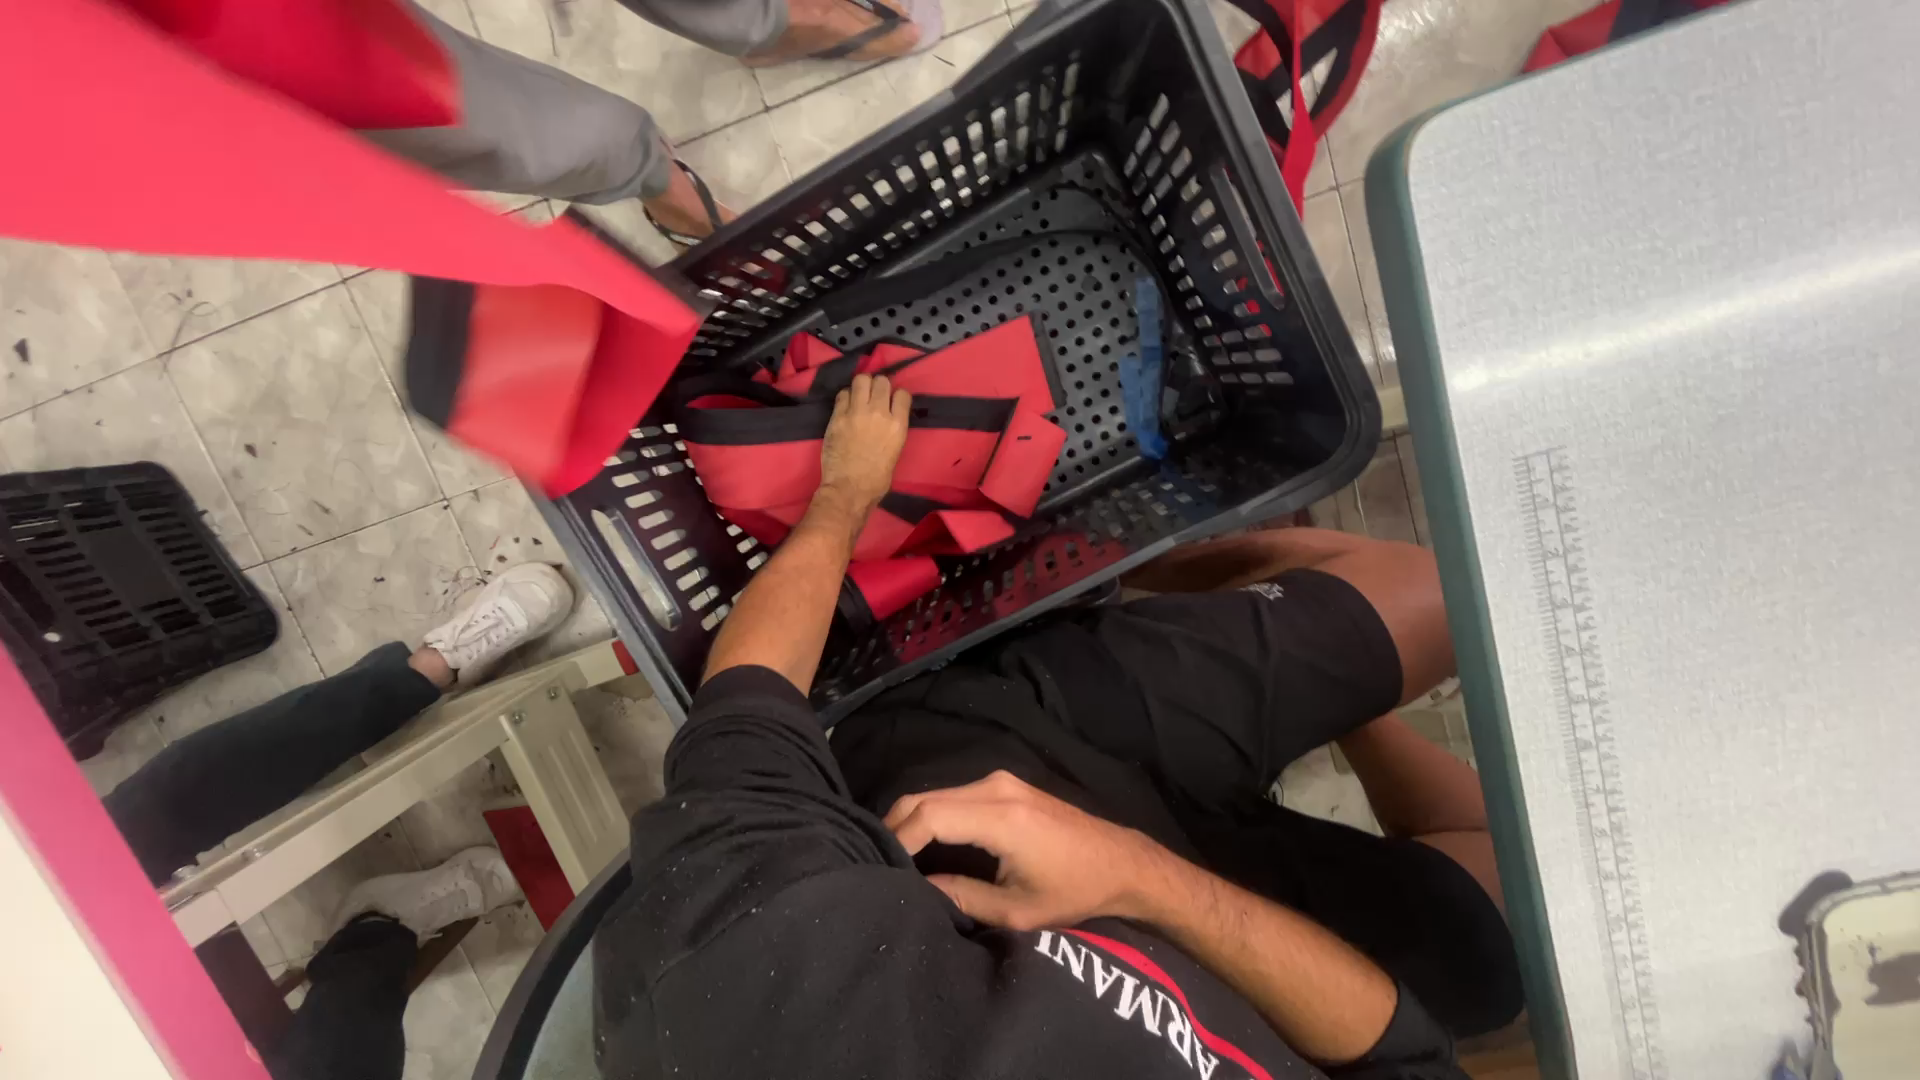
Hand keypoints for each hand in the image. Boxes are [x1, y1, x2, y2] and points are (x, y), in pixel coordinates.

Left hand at [818, 373, 910, 516]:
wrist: (849, 489)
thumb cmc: (877, 479)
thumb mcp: (895, 451)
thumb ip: (892, 430)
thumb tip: (887, 419)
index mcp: (898, 425)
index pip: (903, 394)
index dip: (896, 396)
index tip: (891, 403)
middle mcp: (879, 413)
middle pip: (882, 381)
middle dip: (878, 386)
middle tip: (872, 397)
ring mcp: (856, 412)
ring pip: (861, 380)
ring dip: (861, 386)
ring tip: (858, 397)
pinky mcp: (837, 416)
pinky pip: (842, 394)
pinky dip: (845, 397)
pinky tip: (845, 407)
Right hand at [885, 770, 1168, 930]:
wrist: (1120, 862)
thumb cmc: (1073, 891)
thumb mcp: (1016, 909)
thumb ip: (962, 897)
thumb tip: (915, 889)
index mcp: (1001, 817)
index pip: (930, 815)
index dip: (899, 839)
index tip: (882, 868)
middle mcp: (996, 787)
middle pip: (926, 797)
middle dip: (897, 827)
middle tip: (879, 863)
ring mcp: (1001, 780)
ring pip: (938, 793)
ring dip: (913, 820)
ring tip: (897, 857)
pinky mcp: (1005, 784)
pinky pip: (955, 794)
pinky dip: (933, 814)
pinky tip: (925, 842)